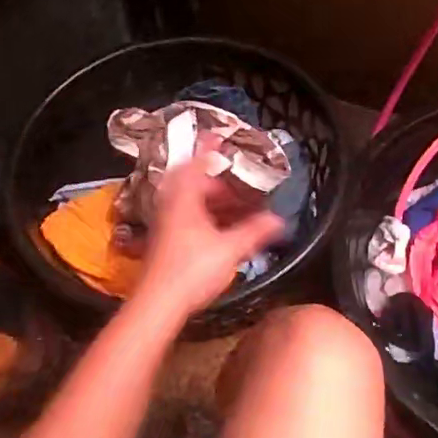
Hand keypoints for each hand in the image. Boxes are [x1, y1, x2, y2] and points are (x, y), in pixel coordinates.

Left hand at [133, 156, 283, 317]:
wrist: (158, 303)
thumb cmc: (192, 271)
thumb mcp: (230, 249)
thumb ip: (255, 232)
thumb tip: (278, 220)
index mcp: (184, 200)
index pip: (194, 164)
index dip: (206, 148)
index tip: (217, 134)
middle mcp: (170, 207)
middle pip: (189, 182)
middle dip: (213, 178)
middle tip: (233, 179)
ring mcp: (165, 224)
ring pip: (186, 200)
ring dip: (208, 197)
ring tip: (231, 202)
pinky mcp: (165, 241)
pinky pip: (184, 215)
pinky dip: (202, 213)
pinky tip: (218, 227)